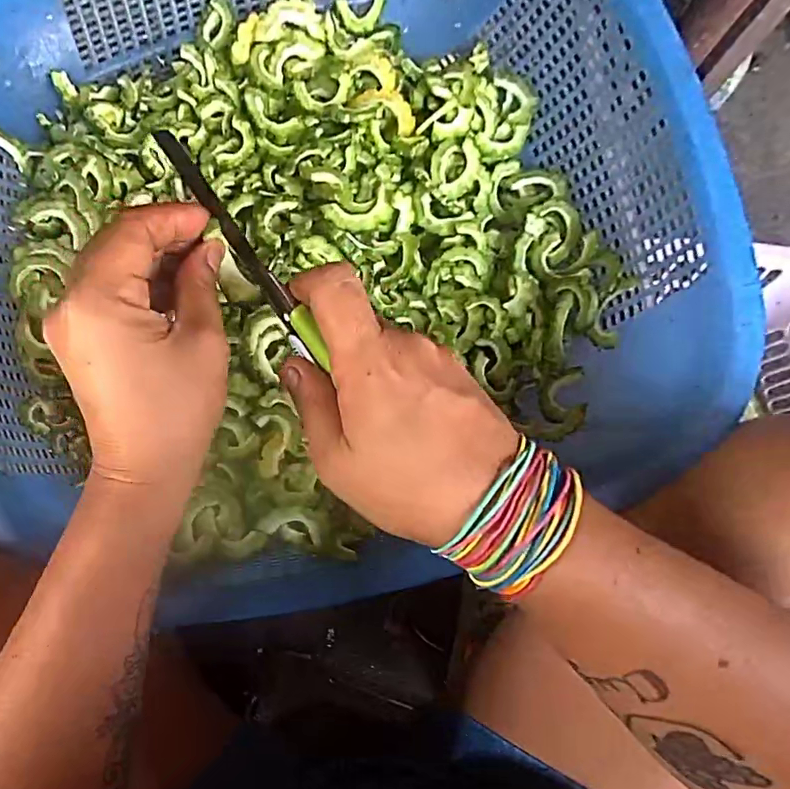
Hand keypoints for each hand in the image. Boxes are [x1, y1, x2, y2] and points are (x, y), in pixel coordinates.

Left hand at [46, 204, 229, 493]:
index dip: (173, 218)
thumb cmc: (178, 412)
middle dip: (159, 234)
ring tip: (191, 263)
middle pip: (112, 242)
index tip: (209, 220)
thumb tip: (205, 249)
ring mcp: (64, 321)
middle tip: (203, 240)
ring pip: (104, 264)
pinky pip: (99, 292)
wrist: (142, 471)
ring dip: (145, 257)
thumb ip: (199, 283)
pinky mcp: (71, 338)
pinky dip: (131, 282)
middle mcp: (69, 302)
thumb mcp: (201, 342)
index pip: (131, 232)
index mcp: (97, 298)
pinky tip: (165, 288)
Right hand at [279, 263, 523, 546]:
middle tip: (339, 409)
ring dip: (371, 375)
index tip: (294, 306)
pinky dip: (400, 386)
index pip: (337, 286)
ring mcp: (439, 355)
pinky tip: (410, 432)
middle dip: (339, 356)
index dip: (309, 284)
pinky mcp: (461, 373)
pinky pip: (415, 365)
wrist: (496, 504)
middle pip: (360, 326)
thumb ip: (311, 404)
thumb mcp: (335, 460)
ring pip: (388, 349)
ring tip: (379, 431)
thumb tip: (296, 365)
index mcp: (369, 361)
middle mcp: (406, 344)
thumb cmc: (402, 487)